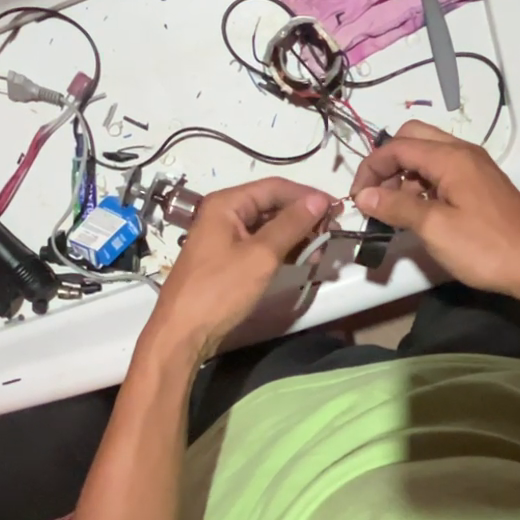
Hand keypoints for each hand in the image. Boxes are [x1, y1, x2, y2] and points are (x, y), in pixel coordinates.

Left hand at [141, 177, 333, 362]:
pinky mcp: (226, 261)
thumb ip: (291, 225)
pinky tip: (300, 261)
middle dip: (302, 217)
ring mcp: (224, 238)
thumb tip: (320, 200)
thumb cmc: (220, 290)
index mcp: (226, 204)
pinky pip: (259, 246)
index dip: (307, 196)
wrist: (182, 332)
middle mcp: (223, 214)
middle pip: (271, 205)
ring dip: (295, 236)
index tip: (337, 209)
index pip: (275, 187)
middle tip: (331, 233)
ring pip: (267, 227)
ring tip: (319, 252)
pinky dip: (281, 251)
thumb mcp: (261, 256)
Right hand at [349, 122, 519, 322]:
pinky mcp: (480, 185)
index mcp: (451, 157)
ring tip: (394, 210)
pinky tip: (418, 213)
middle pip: (412, 139)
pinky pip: (442, 171)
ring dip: (404, 174)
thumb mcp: (434, 228)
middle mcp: (463, 153)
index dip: (371, 168)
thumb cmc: (485, 247)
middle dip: (387, 163)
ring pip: (427, 154)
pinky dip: (422, 184)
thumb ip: (397, 207)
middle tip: (375, 196)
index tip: (358, 199)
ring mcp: (474, 168)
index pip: (397, 146)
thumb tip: (364, 195)